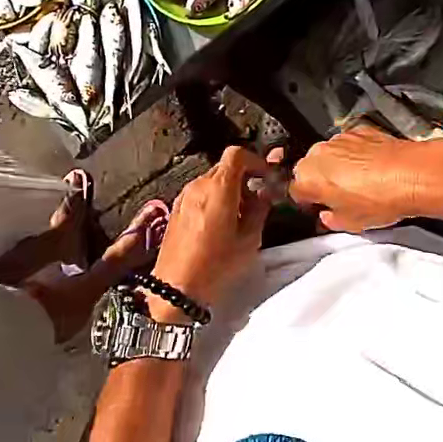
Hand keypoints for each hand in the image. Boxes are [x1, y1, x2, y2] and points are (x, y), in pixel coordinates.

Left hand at [152, 147, 274, 318]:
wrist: (176, 287)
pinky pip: (199, 194)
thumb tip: (265, 194)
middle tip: (258, 201)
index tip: (266, 177)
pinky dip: (213, 199)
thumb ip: (260, 210)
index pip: (237, 154)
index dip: (255, 161)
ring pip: (211, 180)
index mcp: (218, 188)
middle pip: (224, 167)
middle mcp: (198, 186)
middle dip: (244, 178)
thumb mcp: (249, 240)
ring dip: (229, 190)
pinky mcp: (175, 210)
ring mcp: (183, 197)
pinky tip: (220, 224)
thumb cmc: (215, 266)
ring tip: (240, 217)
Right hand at [292, 125, 442, 231]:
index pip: (296, 192)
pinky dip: (357, 154)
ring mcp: (338, 140)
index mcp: (307, 179)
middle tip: (342, 197)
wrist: (414, 175)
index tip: (319, 207)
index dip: (308, 202)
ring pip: (329, 156)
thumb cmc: (382, 198)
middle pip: (310, 170)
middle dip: (321, 182)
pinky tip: (373, 168)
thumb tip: (330, 216)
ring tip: (362, 183)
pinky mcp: (359, 131)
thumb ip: (331, 219)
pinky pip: (350, 145)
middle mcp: (317, 155)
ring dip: (338, 167)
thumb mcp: (350, 223)